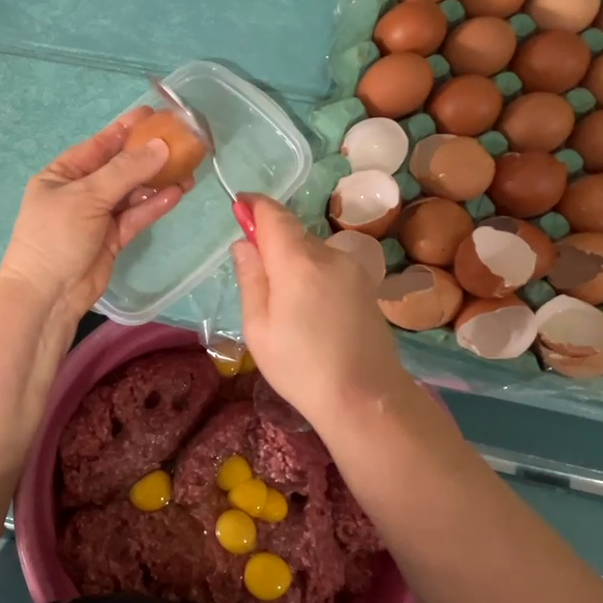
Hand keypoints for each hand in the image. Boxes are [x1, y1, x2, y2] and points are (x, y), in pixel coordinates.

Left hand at [0, 107, 185, 319]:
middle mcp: (79, 192)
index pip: (99, 145)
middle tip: (183, 141)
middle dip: (148, 156)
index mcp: (62, 174)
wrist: (48, 294)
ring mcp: (95, 217)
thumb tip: (161, 147)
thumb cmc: (56, 236)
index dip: (126, 130)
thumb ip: (125, 171)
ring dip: (157, 182)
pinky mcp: (111, 240)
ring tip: (189, 169)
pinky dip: (153, 206)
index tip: (154, 114)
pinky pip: (135, 216)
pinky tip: (176, 193)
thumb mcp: (87, 196)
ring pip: (131, 193)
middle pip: (119, 168)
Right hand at [230, 195, 409, 415]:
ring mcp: (353, 269)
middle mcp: (329, 255)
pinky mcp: (365, 286)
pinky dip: (309, 276)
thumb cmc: (300, 367)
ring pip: (311, 252)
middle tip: (252, 277)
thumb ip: (250, 278)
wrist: (364, 397)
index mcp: (298, 263)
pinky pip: (327, 268)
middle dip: (269, 242)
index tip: (238, 206)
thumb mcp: (258, 327)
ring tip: (280, 307)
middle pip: (292, 234)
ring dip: (290, 263)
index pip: (274, 215)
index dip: (254, 205)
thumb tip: (244, 244)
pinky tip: (305, 312)